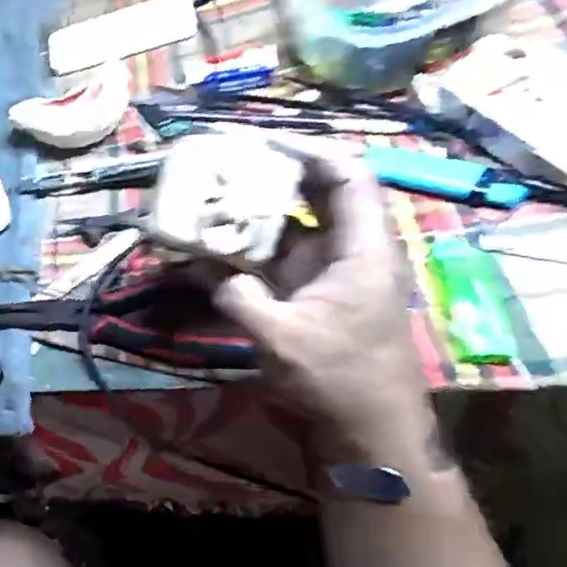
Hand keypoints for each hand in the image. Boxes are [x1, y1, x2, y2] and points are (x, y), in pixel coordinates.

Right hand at [210, 134, 430, 450]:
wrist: (363, 424)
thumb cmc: (338, 377)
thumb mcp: (282, 338)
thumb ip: (241, 298)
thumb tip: (207, 273)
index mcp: (359, 250)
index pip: (346, 179)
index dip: (310, 152)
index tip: (262, 142)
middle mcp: (342, 253)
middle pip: (309, 199)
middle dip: (267, 181)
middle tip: (220, 170)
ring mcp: (320, 276)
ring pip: (283, 232)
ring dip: (245, 221)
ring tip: (203, 206)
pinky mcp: (300, 298)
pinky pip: (266, 266)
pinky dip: (237, 258)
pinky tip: (203, 256)